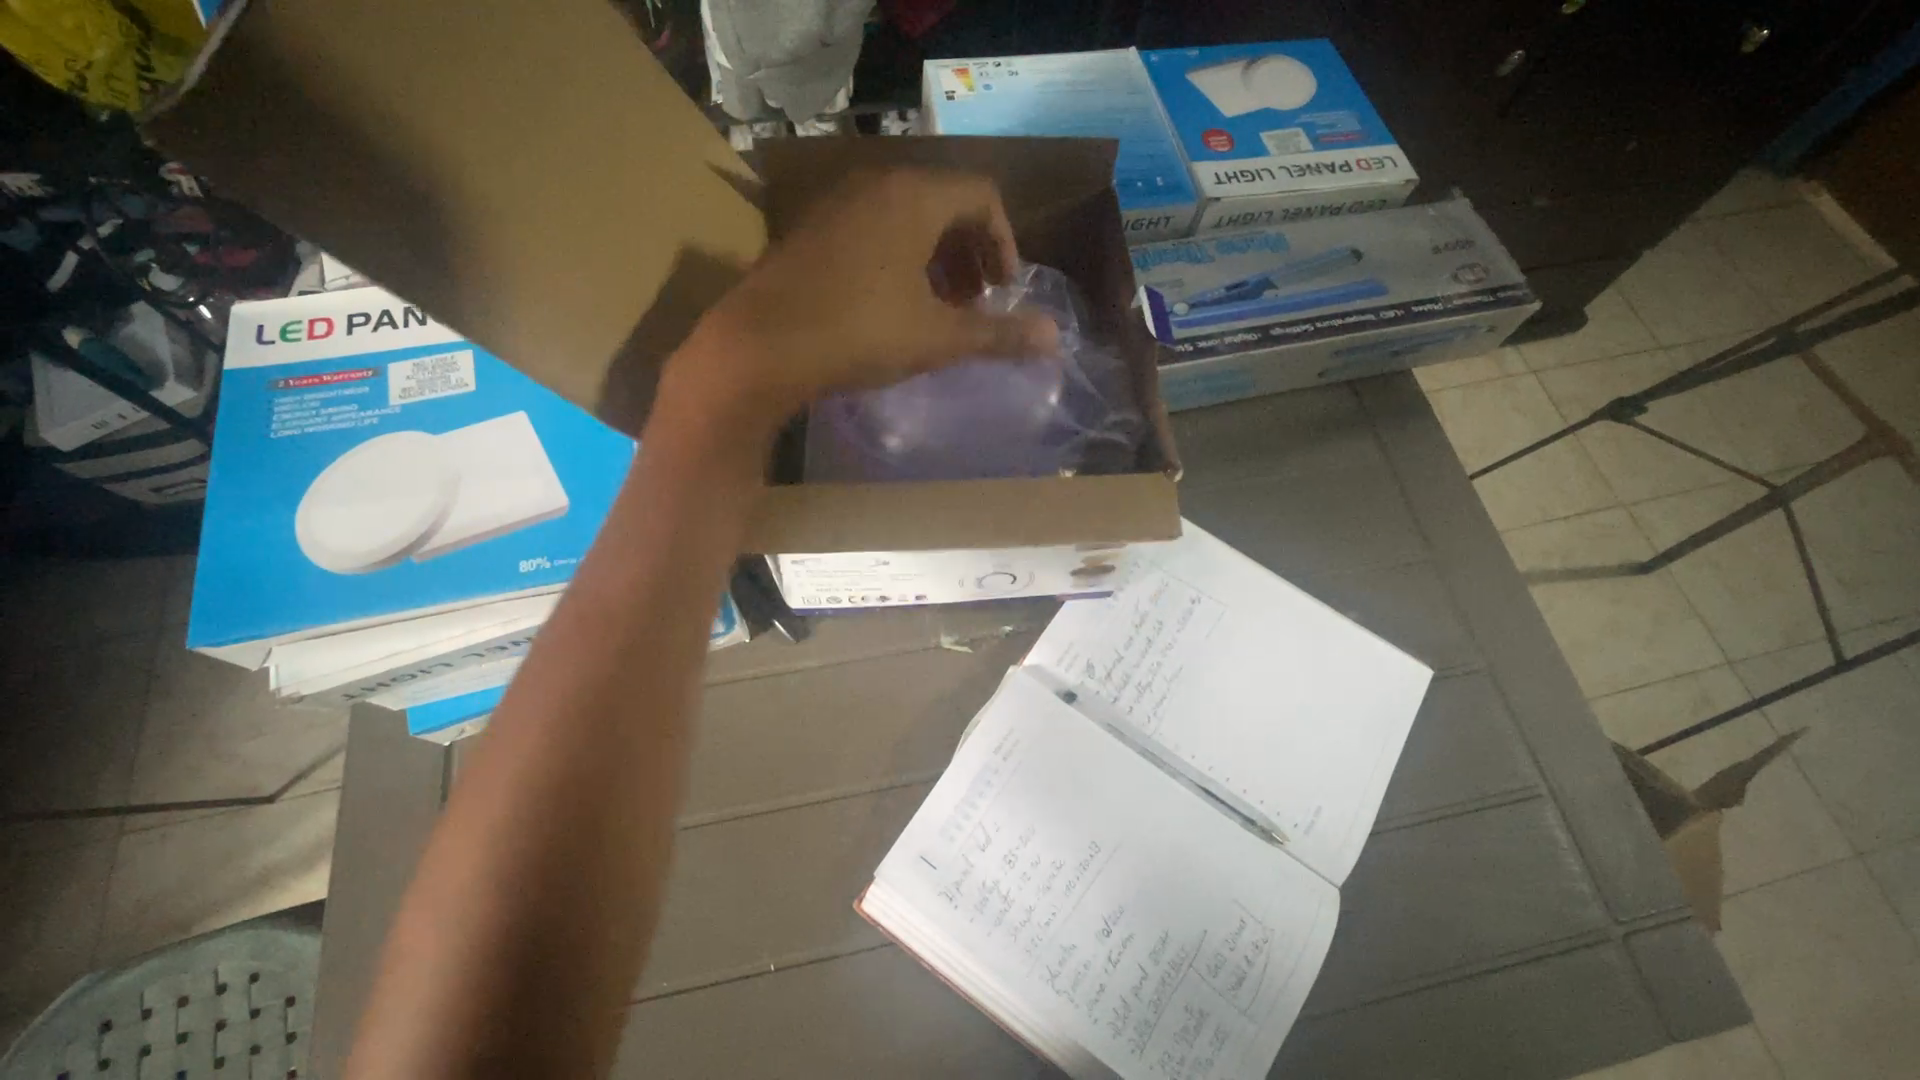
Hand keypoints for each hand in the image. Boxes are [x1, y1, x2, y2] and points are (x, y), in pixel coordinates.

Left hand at [669, 168, 1060, 434]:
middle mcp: (875, 186)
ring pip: (906, 219)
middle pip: (944, 203)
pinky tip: (892, 308)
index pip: (982, 196)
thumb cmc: (858, 334)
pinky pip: (871, 232)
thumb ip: (999, 335)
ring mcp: (836, 207)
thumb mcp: (937, 337)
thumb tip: (1055, 338)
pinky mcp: (809, 233)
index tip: (1005, 291)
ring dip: (936, 259)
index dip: (1005, 243)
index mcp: (914, 197)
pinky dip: (898, 261)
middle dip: (971, 253)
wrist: (757, 349)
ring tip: (941, 308)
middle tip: (978, 302)